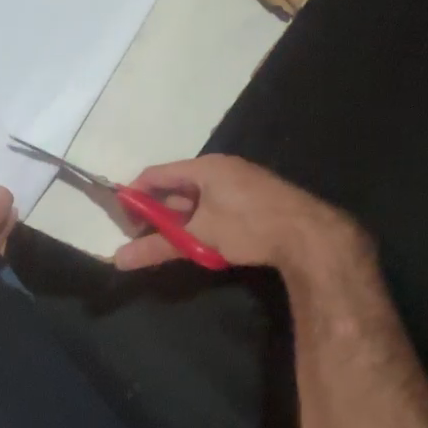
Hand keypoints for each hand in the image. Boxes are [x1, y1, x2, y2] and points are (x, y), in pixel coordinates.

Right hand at [112, 154, 366, 272]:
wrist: (310, 236)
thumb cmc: (248, 227)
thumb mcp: (197, 238)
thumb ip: (156, 248)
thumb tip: (117, 260)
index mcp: (204, 168)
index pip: (155, 175)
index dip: (134, 195)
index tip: (122, 220)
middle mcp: (221, 168)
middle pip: (175, 187)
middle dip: (156, 213)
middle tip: (143, 238)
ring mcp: (239, 182)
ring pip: (196, 199)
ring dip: (179, 221)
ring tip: (169, 245)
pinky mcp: (253, 199)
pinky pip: (214, 206)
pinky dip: (200, 222)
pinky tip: (200, 243)